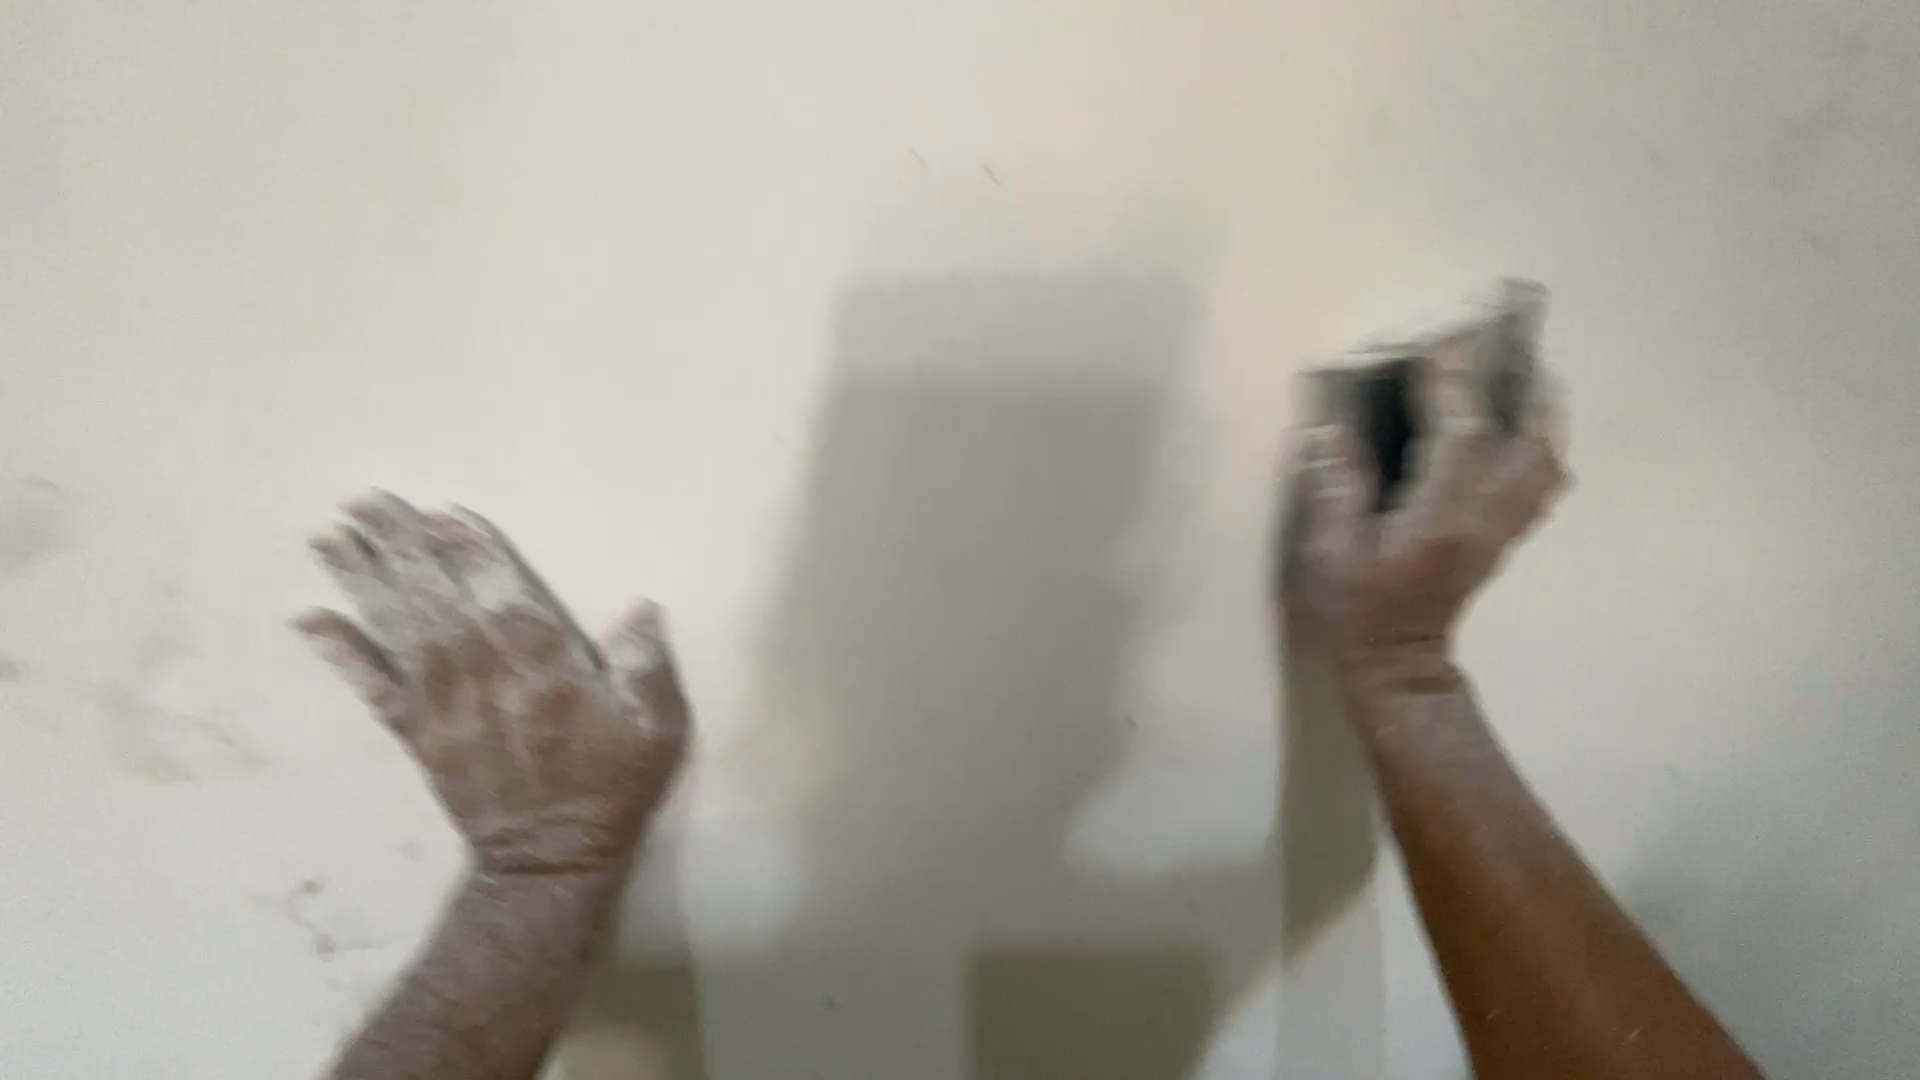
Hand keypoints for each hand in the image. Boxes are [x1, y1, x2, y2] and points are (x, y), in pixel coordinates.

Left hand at [295, 492, 689, 876]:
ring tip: (334, 535)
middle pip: (440, 603)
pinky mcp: (419, 736)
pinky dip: (340, 654)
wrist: (551, 858)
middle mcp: (487, 680)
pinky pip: (373, 690)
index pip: (504, 599)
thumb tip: (640, 608)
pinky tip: (309, 619)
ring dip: (365, 582)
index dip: (473, 554)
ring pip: (400, 633)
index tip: (440, 513)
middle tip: (368, 501)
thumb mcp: (659, 729)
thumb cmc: (613, 785)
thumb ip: (647, 668)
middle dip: (404, 549)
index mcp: (548, 672)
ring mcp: (445, 709)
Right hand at [1285, 331, 1568, 675]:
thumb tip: (1335, 430)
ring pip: (1545, 458)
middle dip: (1514, 385)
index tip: (1435, 345)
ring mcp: (1502, 527)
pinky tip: (1523, 435)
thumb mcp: (1331, 550)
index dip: (1450, 384)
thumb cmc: (1357, 606)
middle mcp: (1484, 516)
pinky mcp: (1504, 537)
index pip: (1460, 434)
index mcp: (1439, 517)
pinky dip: (1542, 448)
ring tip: (1522, 380)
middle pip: (1525, 437)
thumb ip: (1338, 488)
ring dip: (1541, 413)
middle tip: (1500, 347)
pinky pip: (1543, 483)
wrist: (1396, 660)